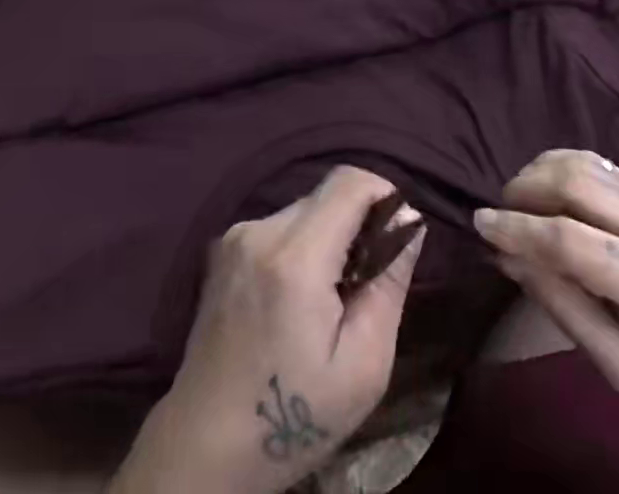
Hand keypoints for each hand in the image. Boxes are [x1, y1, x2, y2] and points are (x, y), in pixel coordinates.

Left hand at [109, 167, 425, 493]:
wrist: (208, 437)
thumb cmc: (296, 412)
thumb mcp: (364, 363)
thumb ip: (389, 283)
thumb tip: (409, 223)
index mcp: (294, 256)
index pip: (347, 182)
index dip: (384, 194)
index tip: (402, 233)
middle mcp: (259, 231)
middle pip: (324, 195)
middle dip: (358, 222)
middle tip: (371, 279)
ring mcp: (234, 236)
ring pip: (302, 209)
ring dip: (329, 235)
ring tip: (335, 295)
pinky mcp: (222, 248)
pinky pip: (278, 226)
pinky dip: (301, 244)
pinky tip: (301, 295)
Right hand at [472, 150, 618, 455]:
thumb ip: (560, 304)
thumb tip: (504, 253)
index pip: (572, 240)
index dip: (517, 229)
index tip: (478, 224)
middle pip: (577, 182)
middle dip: (524, 189)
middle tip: (499, 214)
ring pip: (586, 163)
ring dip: (540, 175)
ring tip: (521, 205)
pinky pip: (603, 167)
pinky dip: (563, 172)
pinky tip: (550, 197)